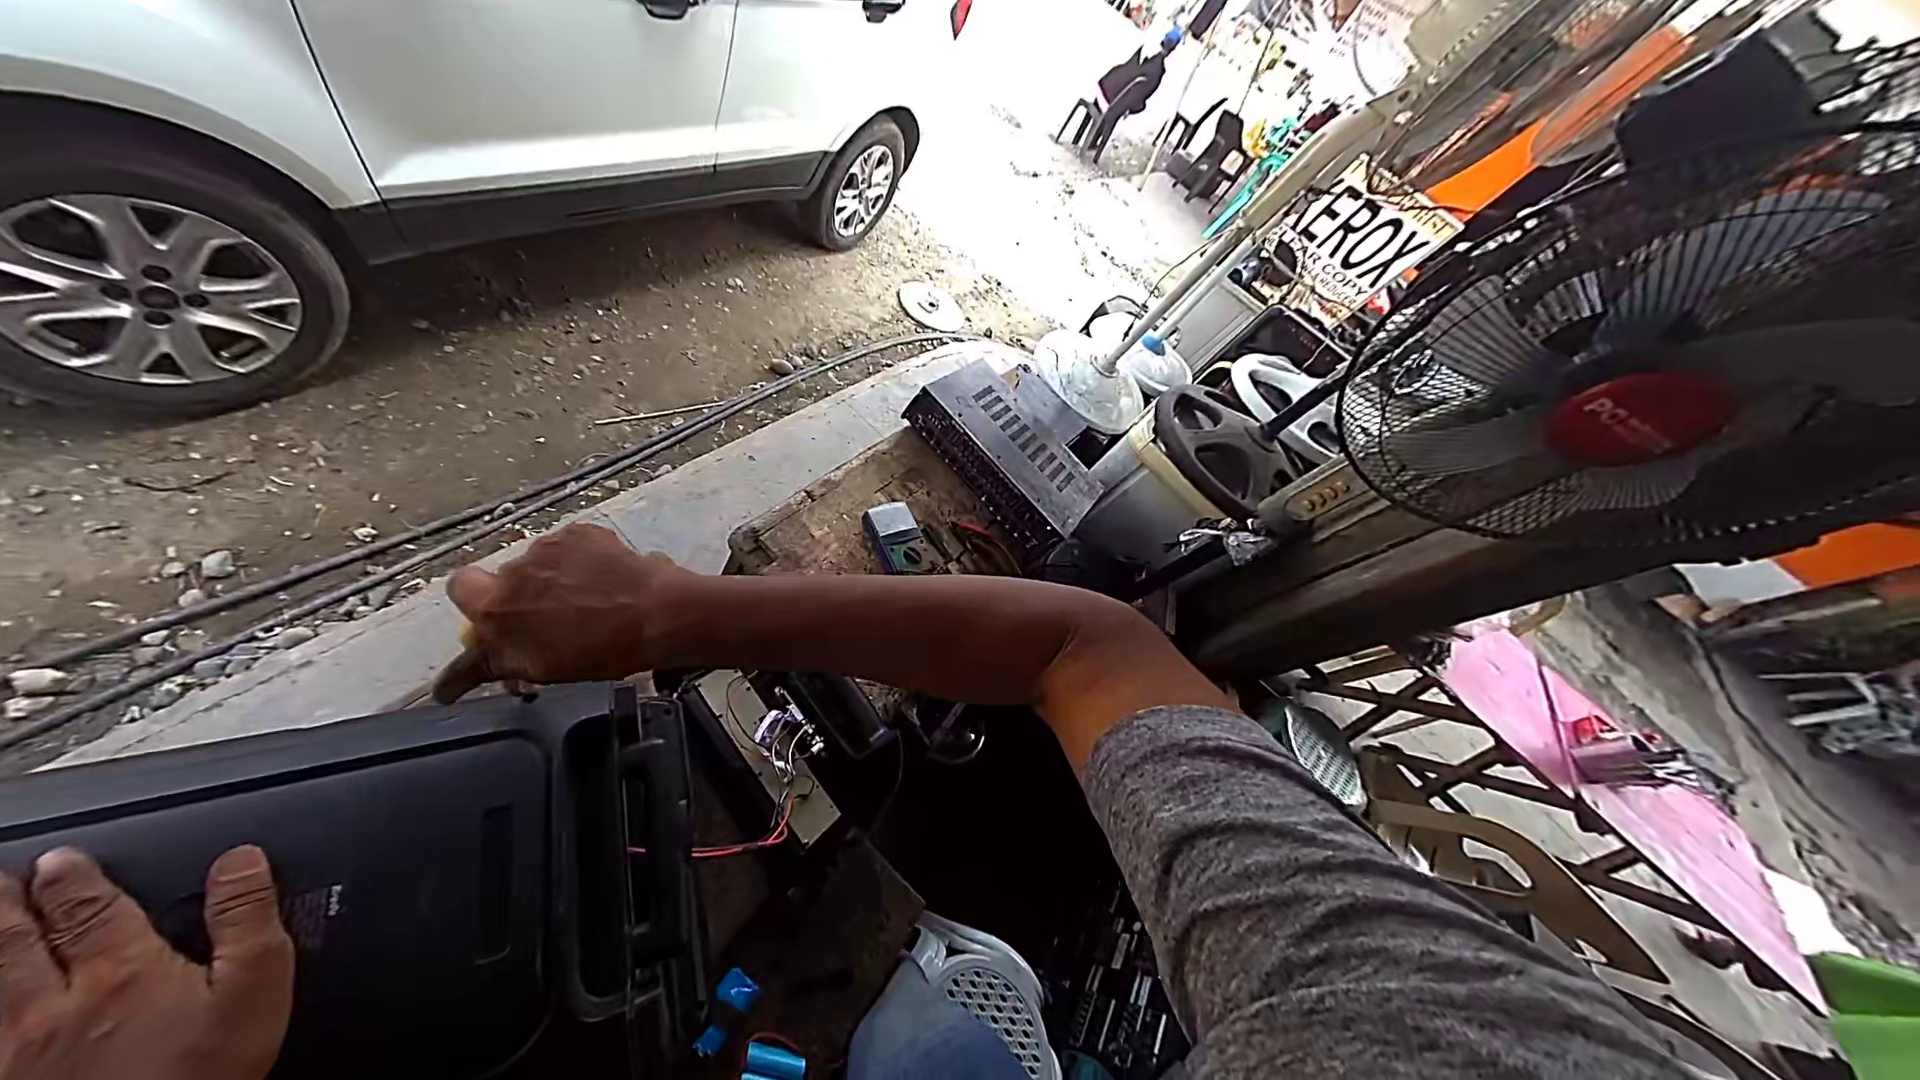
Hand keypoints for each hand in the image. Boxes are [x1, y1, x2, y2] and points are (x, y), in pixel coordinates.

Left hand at [0, 846, 293, 1079]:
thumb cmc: (209, 1065)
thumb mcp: (257, 979)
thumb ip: (247, 914)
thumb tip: (241, 859)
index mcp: (125, 974)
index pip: (92, 913)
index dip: (75, 881)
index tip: (59, 859)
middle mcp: (55, 1010)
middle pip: (18, 948)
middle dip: (6, 910)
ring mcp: (13, 1058)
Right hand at [434, 523, 693, 701]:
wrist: (658, 613)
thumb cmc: (606, 648)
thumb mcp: (546, 668)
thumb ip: (506, 661)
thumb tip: (486, 664)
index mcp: (496, 611)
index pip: (462, 600)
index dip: (475, 615)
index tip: (484, 635)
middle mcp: (512, 574)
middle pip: (498, 579)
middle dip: (516, 594)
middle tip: (550, 613)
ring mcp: (547, 549)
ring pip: (536, 562)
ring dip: (552, 576)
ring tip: (589, 595)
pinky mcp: (578, 532)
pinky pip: (570, 546)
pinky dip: (582, 559)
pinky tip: (606, 576)